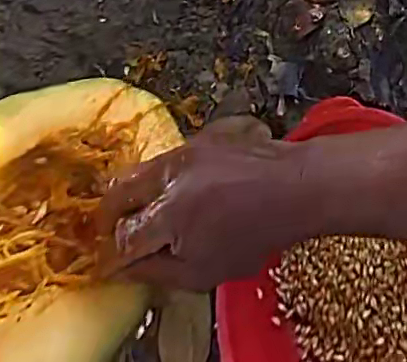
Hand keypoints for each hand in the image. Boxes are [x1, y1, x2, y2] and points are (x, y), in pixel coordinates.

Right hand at [95, 116, 296, 291]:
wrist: (296, 185)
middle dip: (111, 216)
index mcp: (169, 211)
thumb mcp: (202, 272)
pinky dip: (166, 175)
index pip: (121, 236)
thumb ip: (155, 270)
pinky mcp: (207, 134)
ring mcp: (191, 147)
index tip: (111, 264)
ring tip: (148, 214)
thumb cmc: (255, 234)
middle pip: (120, 191)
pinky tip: (182, 190)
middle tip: (115, 235)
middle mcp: (173, 172)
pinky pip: (172, 155)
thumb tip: (124, 266)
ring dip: (138, 192)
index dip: (111, 255)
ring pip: (144, 169)